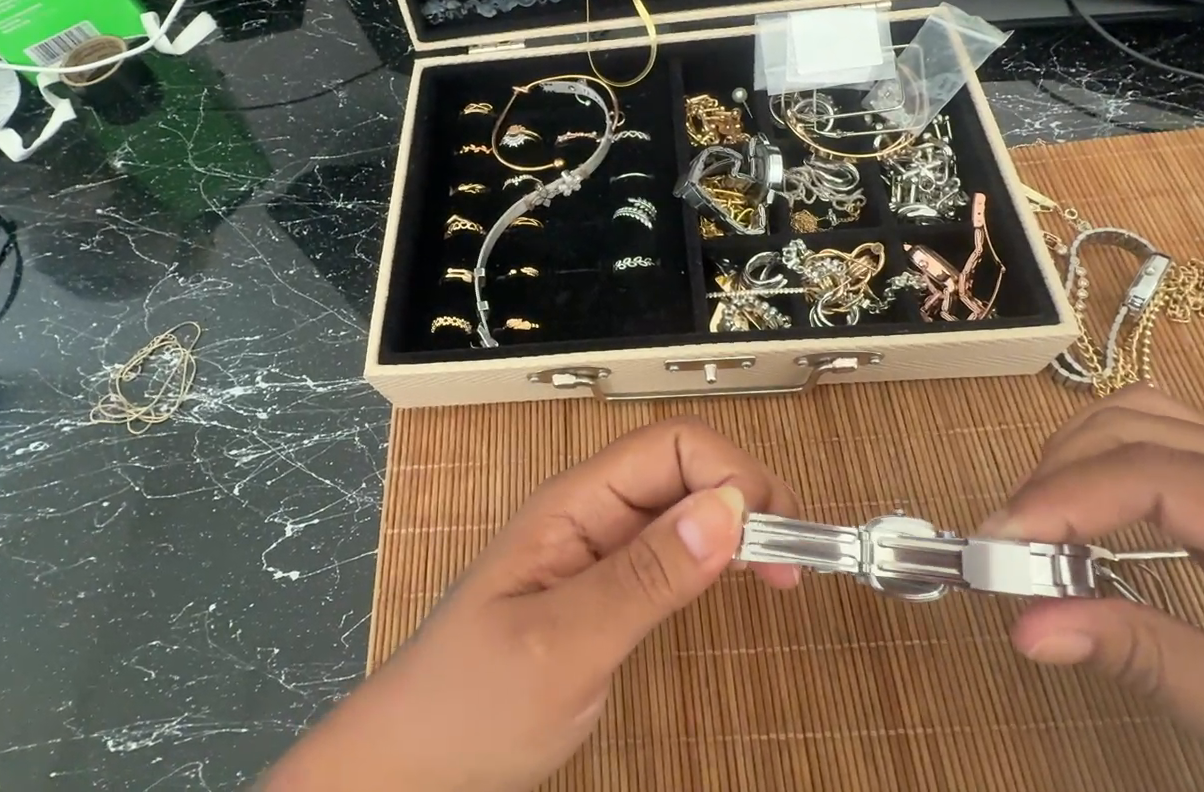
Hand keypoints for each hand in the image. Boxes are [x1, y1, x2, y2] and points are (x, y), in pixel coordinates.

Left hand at [261, 416, 800, 791]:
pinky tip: (735, 578)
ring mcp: (598, 547)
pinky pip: (671, 547)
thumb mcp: (563, 644)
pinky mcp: (606, 584)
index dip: (732, 475)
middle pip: (684, 466)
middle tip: (788, 564)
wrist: (415, 760)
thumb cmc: (474, 703)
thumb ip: (646, 577)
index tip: (770, 542)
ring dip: (737, 524)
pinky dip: (714, 555)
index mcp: (574, 502)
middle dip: (746, 495)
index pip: (671, 444)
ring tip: (777, 572)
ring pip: (683, 504)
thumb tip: (730, 508)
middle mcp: (591, 511)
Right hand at [982, 386, 1203, 791]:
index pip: (1163, 475)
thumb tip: (1023, 628)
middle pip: (1152, 427)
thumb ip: (1147, 660)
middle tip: (1010, 545)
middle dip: (1061, 472)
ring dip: (1082, 463)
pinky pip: (1182, 458)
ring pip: (1161, 424)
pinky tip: (1095, 526)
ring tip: (1042, 531)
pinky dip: (1114, 476)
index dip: (1064, 496)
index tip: (995, 541)